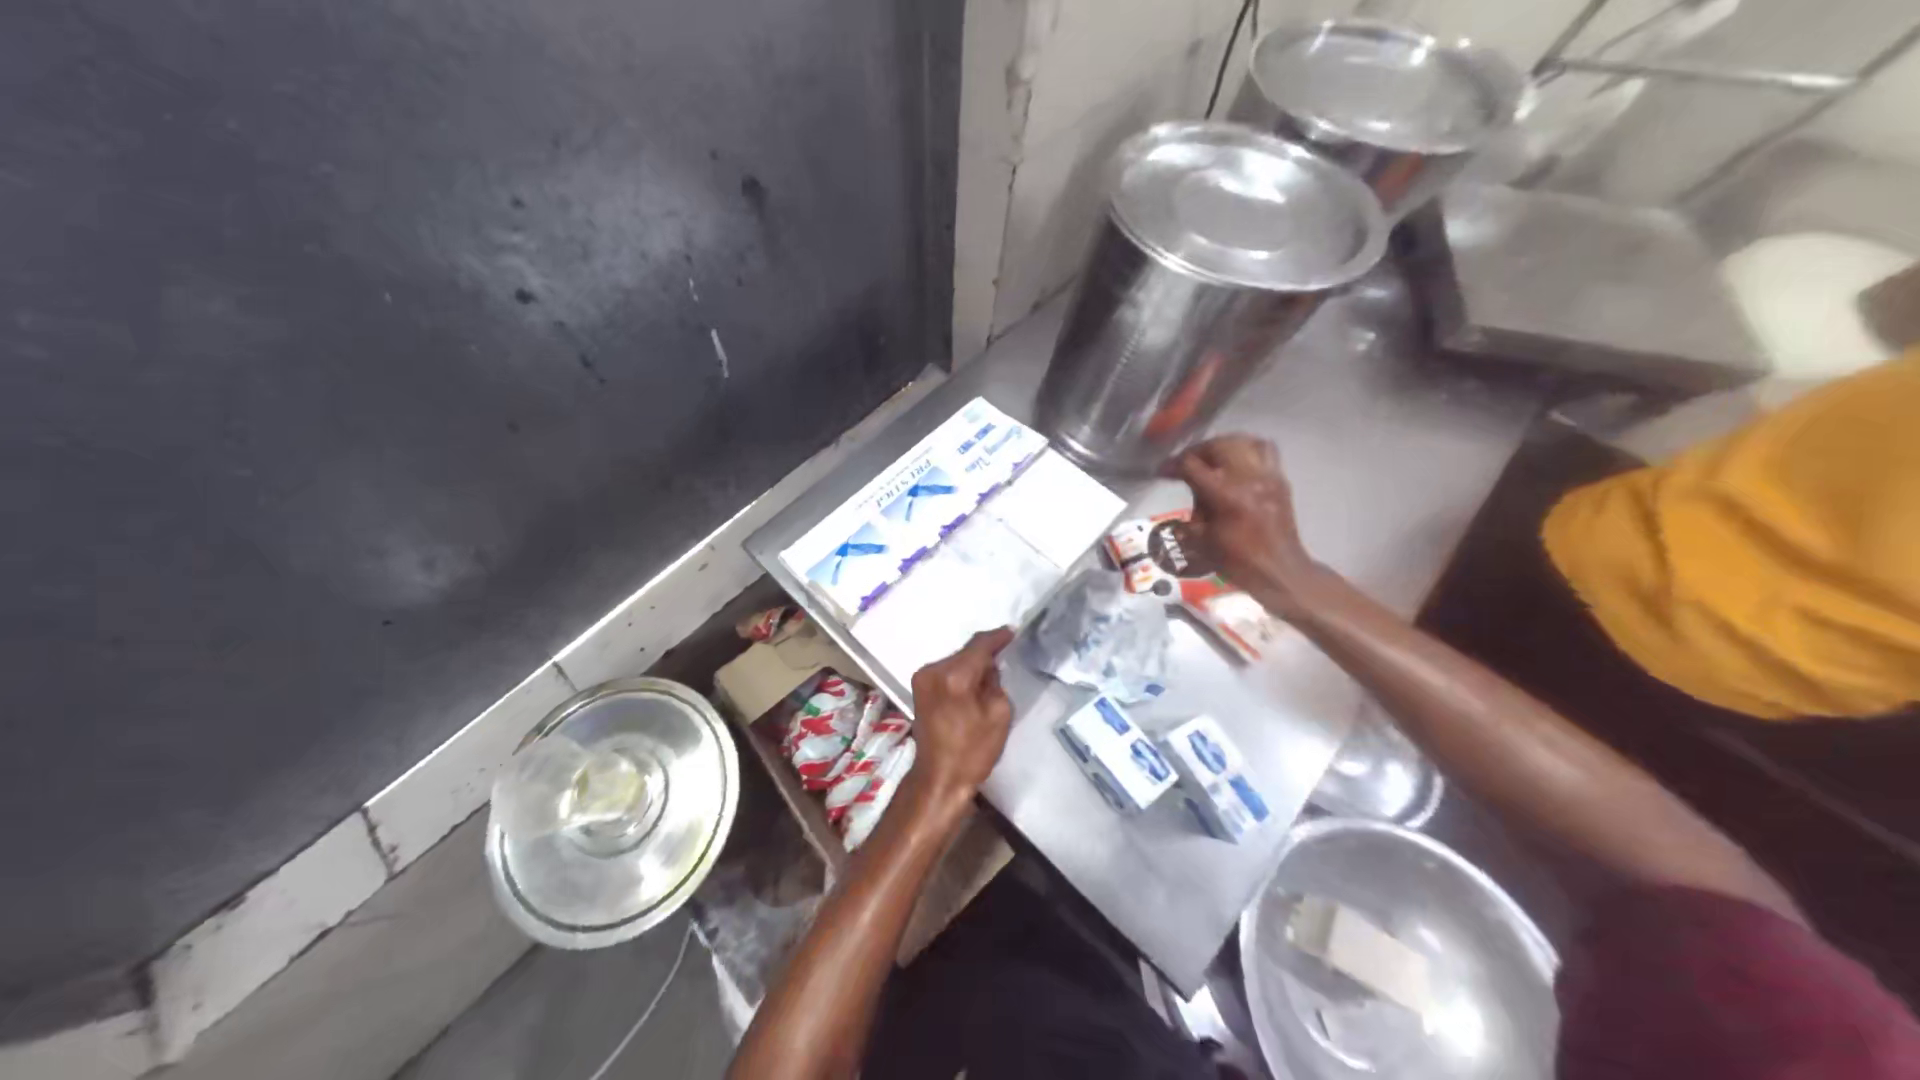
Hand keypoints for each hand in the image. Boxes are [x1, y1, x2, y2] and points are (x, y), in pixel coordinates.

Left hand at [909, 627, 1015, 804]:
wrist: (938, 778)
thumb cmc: (973, 751)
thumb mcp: (998, 714)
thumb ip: (995, 682)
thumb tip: (989, 667)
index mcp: (955, 677)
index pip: (979, 645)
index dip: (997, 637)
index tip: (1012, 632)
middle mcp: (934, 670)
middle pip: (965, 651)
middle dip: (985, 652)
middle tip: (1006, 653)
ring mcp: (922, 678)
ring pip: (954, 660)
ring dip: (971, 663)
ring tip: (991, 670)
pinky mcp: (919, 688)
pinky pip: (945, 671)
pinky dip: (960, 673)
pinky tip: (972, 682)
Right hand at [1170, 435, 1324, 615]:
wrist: (1278, 571)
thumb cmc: (1237, 561)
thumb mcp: (1202, 540)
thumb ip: (1192, 510)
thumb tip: (1187, 493)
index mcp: (1225, 495)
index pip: (1192, 466)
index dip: (1172, 465)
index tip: (1162, 471)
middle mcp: (1248, 479)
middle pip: (1218, 445)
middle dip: (1198, 451)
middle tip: (1187, 463)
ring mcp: (1267, 476)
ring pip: (1243, 442)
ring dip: (1223, 446)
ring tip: (1212, 458)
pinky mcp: (1280, 480)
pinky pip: (1265, 450)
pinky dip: (1248, 449)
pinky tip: (1238, 462)